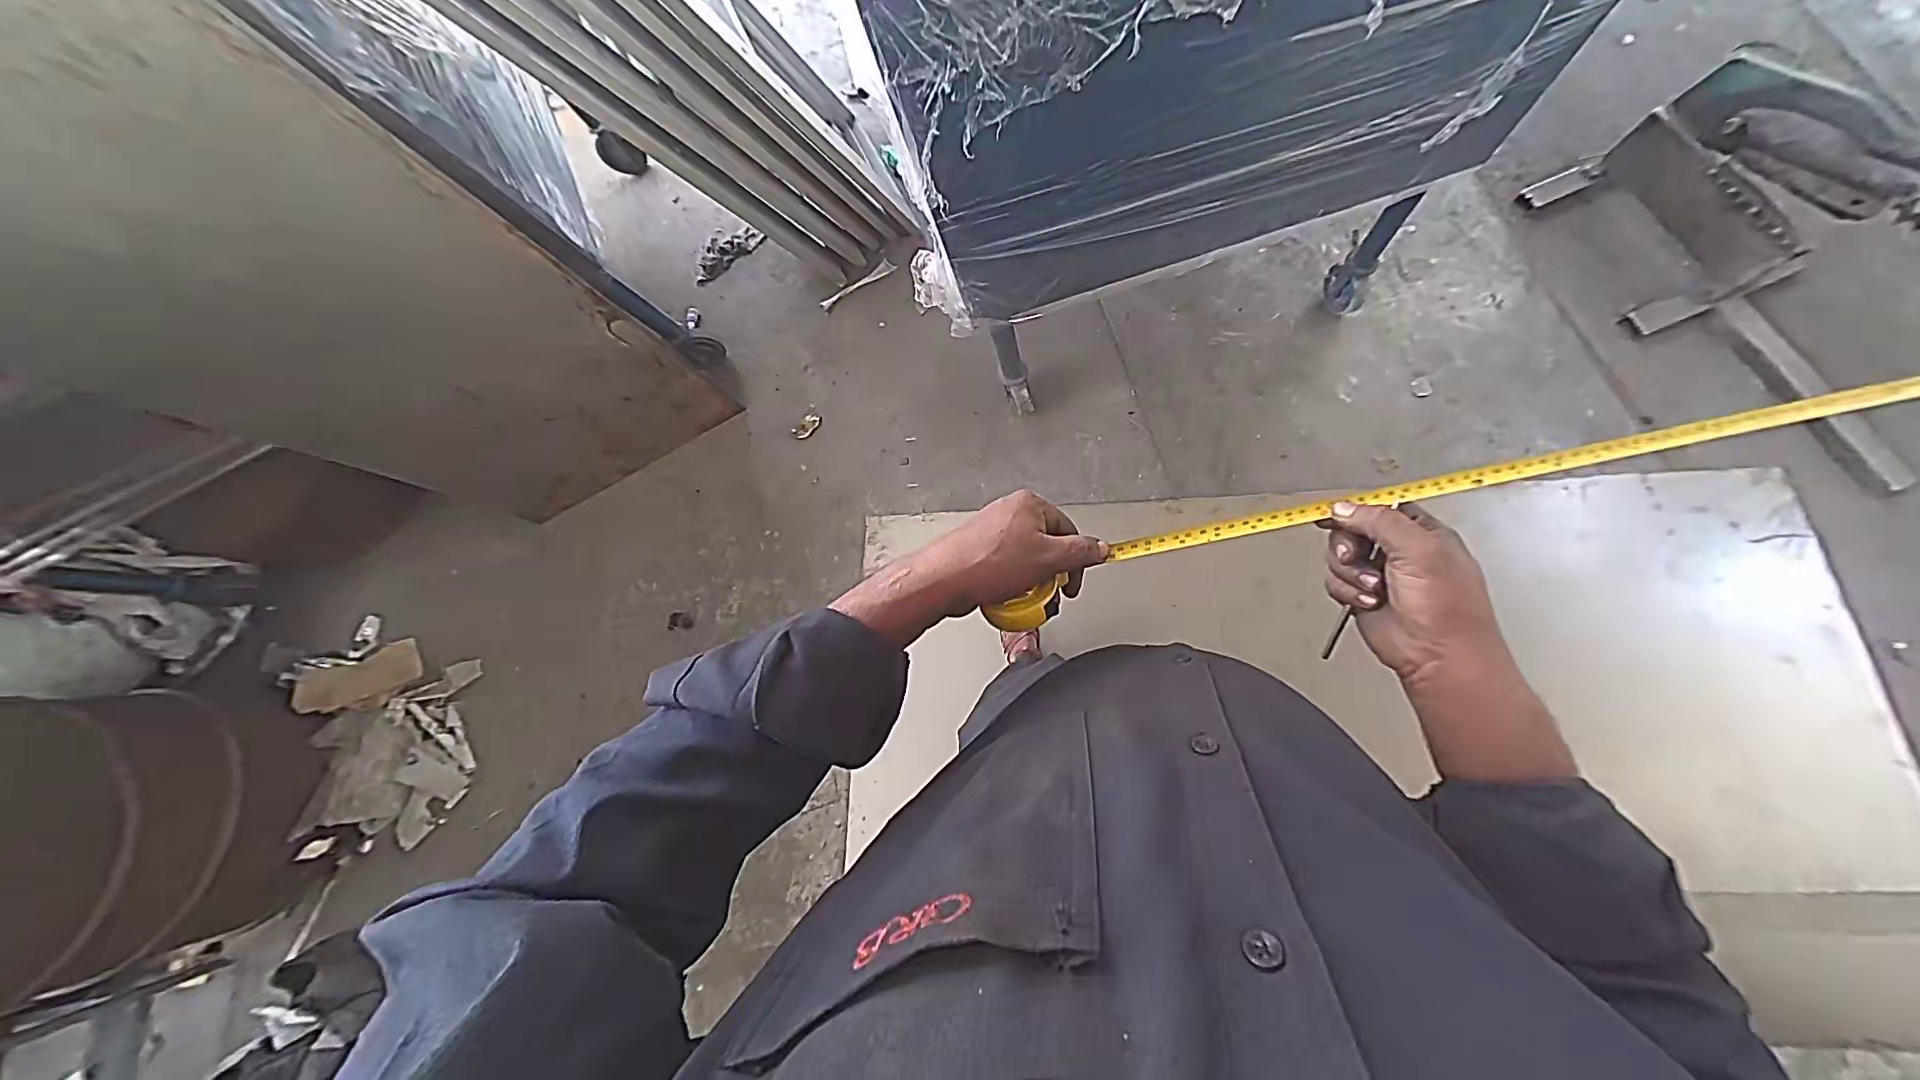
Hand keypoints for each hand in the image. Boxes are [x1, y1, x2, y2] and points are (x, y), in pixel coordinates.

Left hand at [918, 489, 1109, 610]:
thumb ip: (1080, 553)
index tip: (1072, 583)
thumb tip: (1099, 549)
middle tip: (1047, 593)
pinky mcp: (980, 550)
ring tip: (1022, 596)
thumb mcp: (1048, 559)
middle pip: (1048, 546)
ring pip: (1027, 560)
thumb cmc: (983, 564)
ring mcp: (993, 531)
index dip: (1076, 562)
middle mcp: (1010, 512)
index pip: (1070, 531)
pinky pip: (1006, 567)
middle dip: (1051, 575)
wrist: (942, 580)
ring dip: (1031, 583)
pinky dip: (1011, 583)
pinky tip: (1004, 595)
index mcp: (1029, 505)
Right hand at [1324, 501, 1575, 780]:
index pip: (1379, 507)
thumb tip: (1345, 507)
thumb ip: (1380, 521)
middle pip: (1350, 531)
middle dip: (1348, 545)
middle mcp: (1399, 551)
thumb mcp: (1419, 550)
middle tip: (1355, 556)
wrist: (1437, 655)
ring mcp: (1379, 573)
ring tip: (1373, 587)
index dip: (1356, 509)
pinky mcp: (1361, 594)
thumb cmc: (1448, 609)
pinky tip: (1368, 600)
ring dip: (1350, 573)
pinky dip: (1347, 592)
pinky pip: (1335, 582)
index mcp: (1421, 532)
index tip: (1337, 515)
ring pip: (1338, 558)